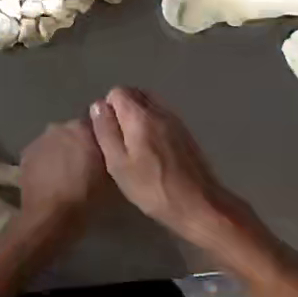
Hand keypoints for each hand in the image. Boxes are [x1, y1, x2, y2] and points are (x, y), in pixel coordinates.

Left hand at [16, 118, 107, 238]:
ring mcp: (39, 139)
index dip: (97, 140)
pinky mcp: (25, 153)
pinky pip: (40, 153)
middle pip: (72, 132)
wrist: (50, 216)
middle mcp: (59, 127)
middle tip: (84, 164)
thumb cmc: (86, 197)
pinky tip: (50, 179)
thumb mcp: (110, 175)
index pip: (94, 125)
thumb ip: (108, 153)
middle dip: (77, 144)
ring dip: (60, 152)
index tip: (101, 153)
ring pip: (54, 142)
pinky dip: (45, 162)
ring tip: (65, 174)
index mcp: (82, 128)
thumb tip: (108, 146)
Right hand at [88, 87, 261, 254]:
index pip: (118, 92)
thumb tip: (98, 106)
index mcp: (140, 116)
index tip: (107, 132)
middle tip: (118, 138)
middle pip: (136, 93)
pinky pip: (162, 115)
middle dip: (122, 108)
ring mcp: (176, 120)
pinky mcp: (186, 132)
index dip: (107, 108)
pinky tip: (151, 149)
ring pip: (150, 103)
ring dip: (138, 115)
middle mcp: (159, 110)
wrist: (199, 205)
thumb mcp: (118, 164)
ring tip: (133, 144)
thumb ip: (106, 131)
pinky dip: (152, 123)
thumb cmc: (152, 188)